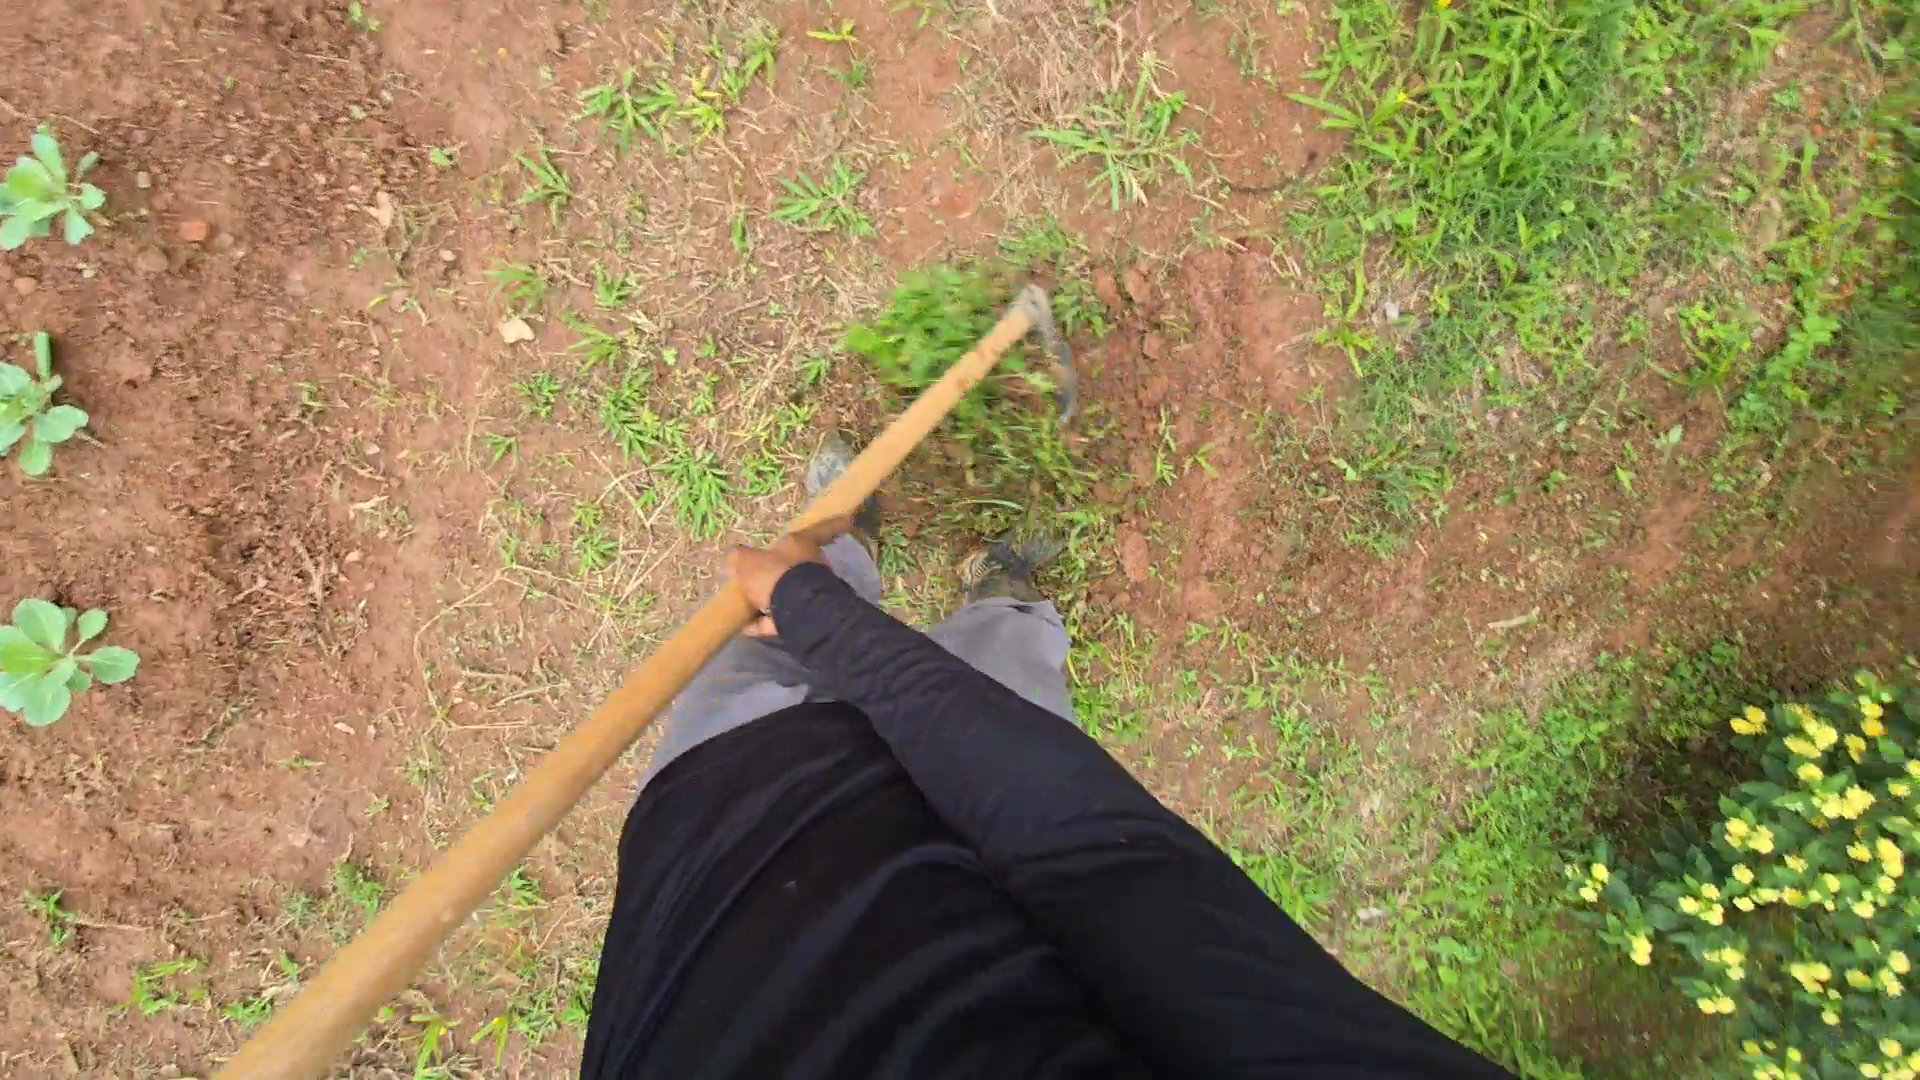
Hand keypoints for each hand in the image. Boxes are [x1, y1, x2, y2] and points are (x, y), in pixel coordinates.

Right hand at [727, 516, 854, 637]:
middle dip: (781, 570)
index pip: (821, 529)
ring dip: (772, 598)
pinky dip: (765, 622)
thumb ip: (740, 558)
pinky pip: (782, 617)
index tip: (848, 521)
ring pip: (790, 591)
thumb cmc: (774, 574)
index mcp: (801, 544)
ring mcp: (813, 590)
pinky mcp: (808, 615)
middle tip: (759, 577)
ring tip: (748, 606)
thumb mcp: (747, 562)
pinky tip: (746, 627)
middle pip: (797, 564)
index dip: (834, 524)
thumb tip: (736, 557)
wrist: (797, 610)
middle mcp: (812, 564)